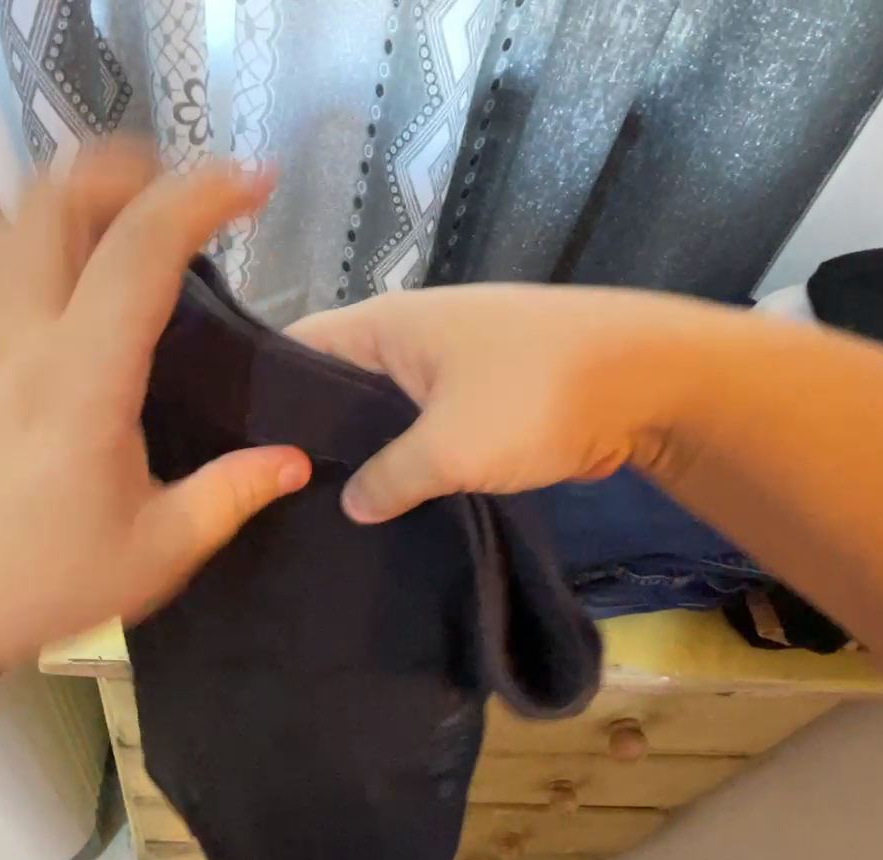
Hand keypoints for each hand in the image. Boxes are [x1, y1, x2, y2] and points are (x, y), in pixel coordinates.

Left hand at [0, 148, 310, 690]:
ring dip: (67, 195)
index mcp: (81, 381)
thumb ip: (230, 495)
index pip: (141, 251)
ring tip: (121, 220)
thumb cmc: (35, 587)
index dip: (204, 198)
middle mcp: (17, 338)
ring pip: (4, 219)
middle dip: (125, 169)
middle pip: (55, 198)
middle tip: (181, 196)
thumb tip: (292, 461)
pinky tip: (52, 274)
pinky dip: (22, 237)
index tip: (255, 184)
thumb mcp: (156, 552)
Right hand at [288, 284, 740, 522]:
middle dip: (310, 437)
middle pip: (336, 387)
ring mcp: (445, 368)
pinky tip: (383, 505)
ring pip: (382, 415)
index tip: (233, 450)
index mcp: (385, 327)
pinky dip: (406, 462)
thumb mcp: (449, 448)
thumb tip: (352, 506)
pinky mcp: (477, 400)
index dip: (263, 394)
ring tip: (314, 509)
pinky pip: (422, 432)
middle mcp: (407, 339)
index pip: (296, 349)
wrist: (649, 381)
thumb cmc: (535, 396)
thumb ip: (388, 478)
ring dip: (363, 456)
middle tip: (269, 496)